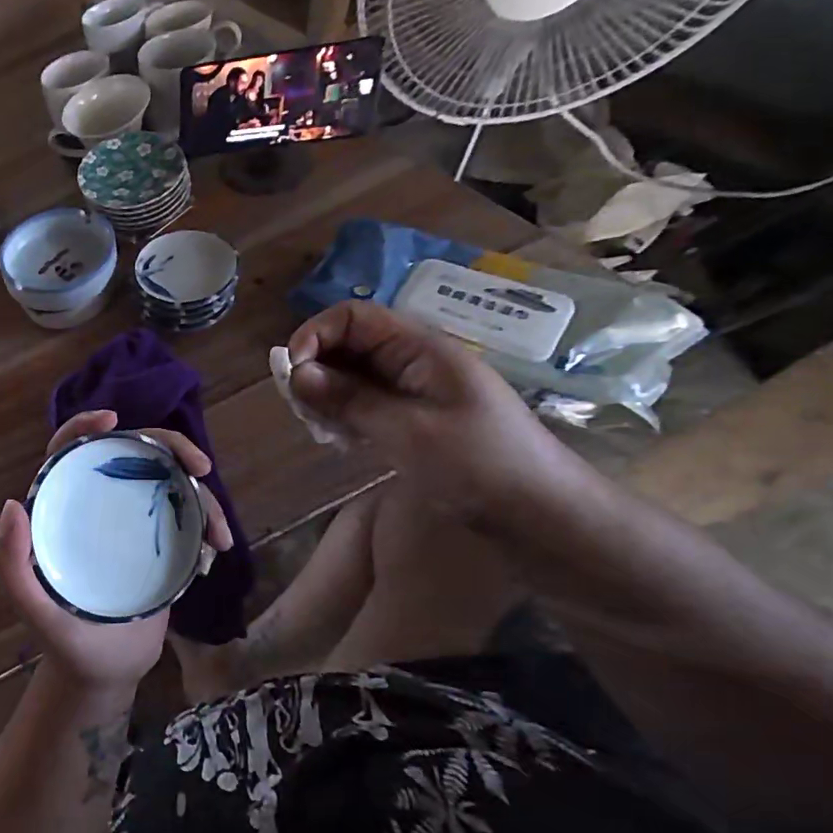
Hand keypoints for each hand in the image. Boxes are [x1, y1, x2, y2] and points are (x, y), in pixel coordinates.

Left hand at [0, 410, 233, 692]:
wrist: (103, 673)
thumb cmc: (61, 638)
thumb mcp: (31, 604)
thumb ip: (10, 562)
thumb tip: (12, 504)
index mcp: (60, 510)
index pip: (67, 452)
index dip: (84, 427)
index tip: (114, 419)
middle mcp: (95, 507)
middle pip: (129, 454)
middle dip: (168, 446)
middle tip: (200, 465)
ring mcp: (129, 523)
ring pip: (166, 482)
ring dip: (200, 493)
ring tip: (219, 530)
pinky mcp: (159, 543)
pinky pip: (185, 515)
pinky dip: (208, 520)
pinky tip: (219, 545)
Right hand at [285, 301, 592, 524]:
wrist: (541, 515)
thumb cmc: (480, 465)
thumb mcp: (408, 431)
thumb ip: (349, 399)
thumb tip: (295, 373)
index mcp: (421, 350)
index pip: (353, 317)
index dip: (315, 334)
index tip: (291, 372)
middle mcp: (414, 363)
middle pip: (347, 345)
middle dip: (314, 369)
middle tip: (301, 409)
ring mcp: (412, 392)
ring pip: (350, 376)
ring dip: (324, 396)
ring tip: (319, 428)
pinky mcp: (411, 420)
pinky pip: (362, 404)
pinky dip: (341, 416)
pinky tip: (338, 441)